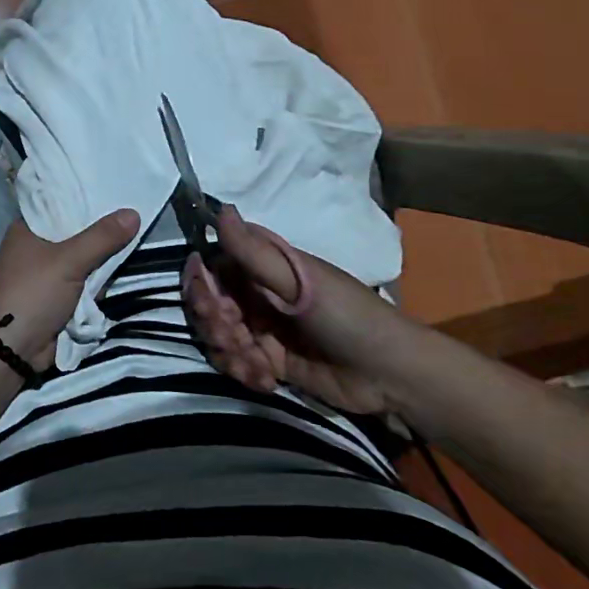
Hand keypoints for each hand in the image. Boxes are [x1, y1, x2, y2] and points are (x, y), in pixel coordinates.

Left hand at [0, 209, 139, 366]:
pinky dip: (97, 283)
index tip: (119, 192)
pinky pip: (84, 282)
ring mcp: (46, 273)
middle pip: (77, 232)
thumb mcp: (69, 261)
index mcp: (28, 228)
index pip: (61, 203)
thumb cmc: (33, 293)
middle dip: (102, 234)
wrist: (11, 350)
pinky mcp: (56, 296)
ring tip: (135, 245)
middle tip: (134, 219)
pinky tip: (120, 273)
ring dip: (103, 262)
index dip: (88, 198)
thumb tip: (134, 212)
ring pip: (84, 259)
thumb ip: (102, 237)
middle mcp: (35, 246)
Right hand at [182, 205, 403, 414]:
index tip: (208, 300)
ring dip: (229, 352)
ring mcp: (262, 330)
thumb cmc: (346, 314)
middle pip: (209, 305)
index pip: (214, 268)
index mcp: (264, 268)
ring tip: (255, 364)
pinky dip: (244, 372)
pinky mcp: (268, 362)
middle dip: (214, 323)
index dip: (201, 283)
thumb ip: (253, 252)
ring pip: (218, 337)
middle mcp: (257, 295)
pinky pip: (236, 364)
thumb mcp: (298, 281)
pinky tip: (266, 380)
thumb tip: (220, 209)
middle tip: (234, 336)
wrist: (386, 372)